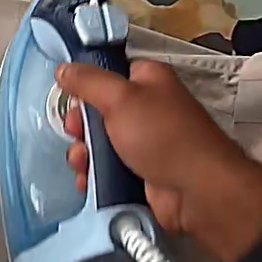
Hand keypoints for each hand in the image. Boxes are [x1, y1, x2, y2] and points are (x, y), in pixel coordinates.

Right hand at [57, 60, 261, 261]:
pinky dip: (94, 174)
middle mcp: (146, 107)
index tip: (72, 98)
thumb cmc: (165, 137)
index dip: (85, 85)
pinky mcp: (139, 169)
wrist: (197, 192)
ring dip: (83, 153)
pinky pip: (107, 167)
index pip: (108, 72)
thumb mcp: (121, 99)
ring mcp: (143, 141)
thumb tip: (64, 69)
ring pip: (98, 142)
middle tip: (78, 134)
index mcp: (148, 79)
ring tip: (83, 162)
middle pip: (97, 110)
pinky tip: (89, 179)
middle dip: (80, 126)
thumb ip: (88, 81)